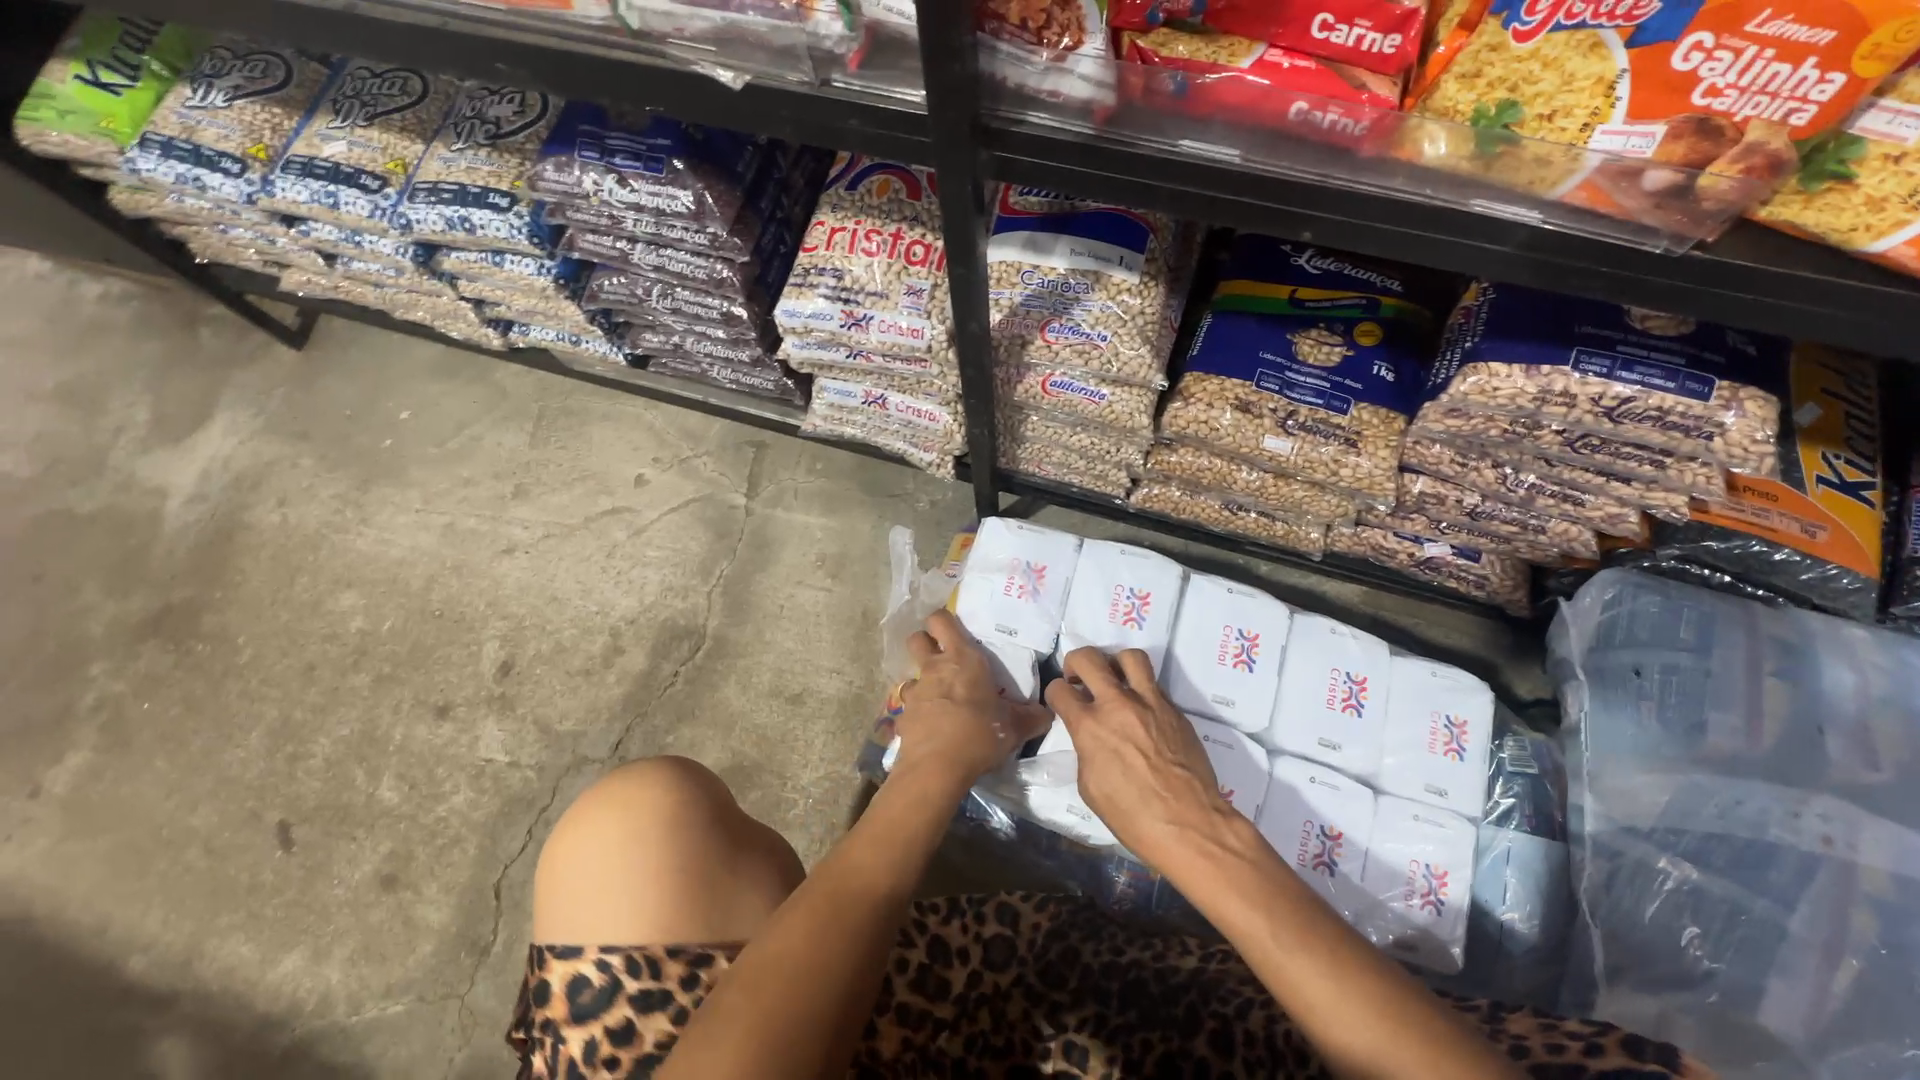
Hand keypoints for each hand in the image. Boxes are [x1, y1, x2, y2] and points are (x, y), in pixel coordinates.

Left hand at [894, 610, 1049, 793]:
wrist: (937, 768)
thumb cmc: (979, 735)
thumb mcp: (1015, 728)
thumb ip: (1032, 717)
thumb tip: (1045, 713)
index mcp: (962, 659)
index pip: (941, 620)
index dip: (944, 620)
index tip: (955, 630)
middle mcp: (934, 668)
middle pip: (917, 639)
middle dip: (926, 643)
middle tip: (943, 657)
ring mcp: (915, 692)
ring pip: (912, 674)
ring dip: (924, 681)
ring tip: (941, 698)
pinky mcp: (903, 717)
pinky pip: (911, 707)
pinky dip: (920, 712)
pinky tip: (932, 727)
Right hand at [1044, 647, 1234, 866]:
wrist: (1187, 823)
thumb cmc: (1131, 816)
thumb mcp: (1089, 786)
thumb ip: (1085, 750)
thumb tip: (1090, 739)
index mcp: (1089, 726)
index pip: (1059, 689)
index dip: (1055, 694)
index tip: (1061, 702)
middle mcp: (1118, 704)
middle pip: (1088, 658)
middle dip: (1075, 663)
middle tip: (1079, 679)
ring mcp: (1151, 702)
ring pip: (1129, 657)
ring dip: (1115, 664)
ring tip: (1114, 680)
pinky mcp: (1175, 710)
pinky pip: (1155, 685)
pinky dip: (1142, 690)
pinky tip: (1142, 712)